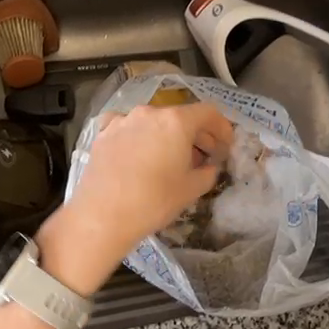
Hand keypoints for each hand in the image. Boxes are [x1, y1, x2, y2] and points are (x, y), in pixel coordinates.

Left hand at [37, 102, 233, 293]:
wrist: (102, 216)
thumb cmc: (154, 202)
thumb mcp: (191, 190)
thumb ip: (208, 172)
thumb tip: (208, 166)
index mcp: (176, 121)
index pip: (208, 113)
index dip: (222, 128)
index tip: (225, 145)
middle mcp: (149, 113)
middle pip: (180, 116)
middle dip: (196, 134)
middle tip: (205, 156)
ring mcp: (123, 120)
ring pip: (153, 122)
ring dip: (167, 135)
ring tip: (172, 158)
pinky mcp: (103, 133)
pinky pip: (128, 128)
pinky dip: (140, 136)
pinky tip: (139, 152)